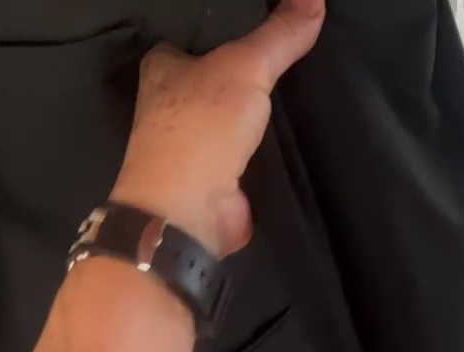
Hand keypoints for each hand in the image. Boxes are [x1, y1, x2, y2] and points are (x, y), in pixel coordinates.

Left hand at [109, 0, 324, 256]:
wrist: (188, 214)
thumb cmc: (201, 128)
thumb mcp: (246, 67)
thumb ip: (280, 36)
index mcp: (163, 68)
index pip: (195, 36)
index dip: (226, 30)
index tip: (263, 24)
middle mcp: (173, 107)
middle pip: (217, 78)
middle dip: (247, 73)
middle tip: (290, 55)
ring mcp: (194, 148)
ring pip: (233, 119)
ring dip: (258, 114)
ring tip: (300, 89)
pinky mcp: (215, 183)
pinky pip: (247, 157)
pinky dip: (266, 151)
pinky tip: (293, 139)